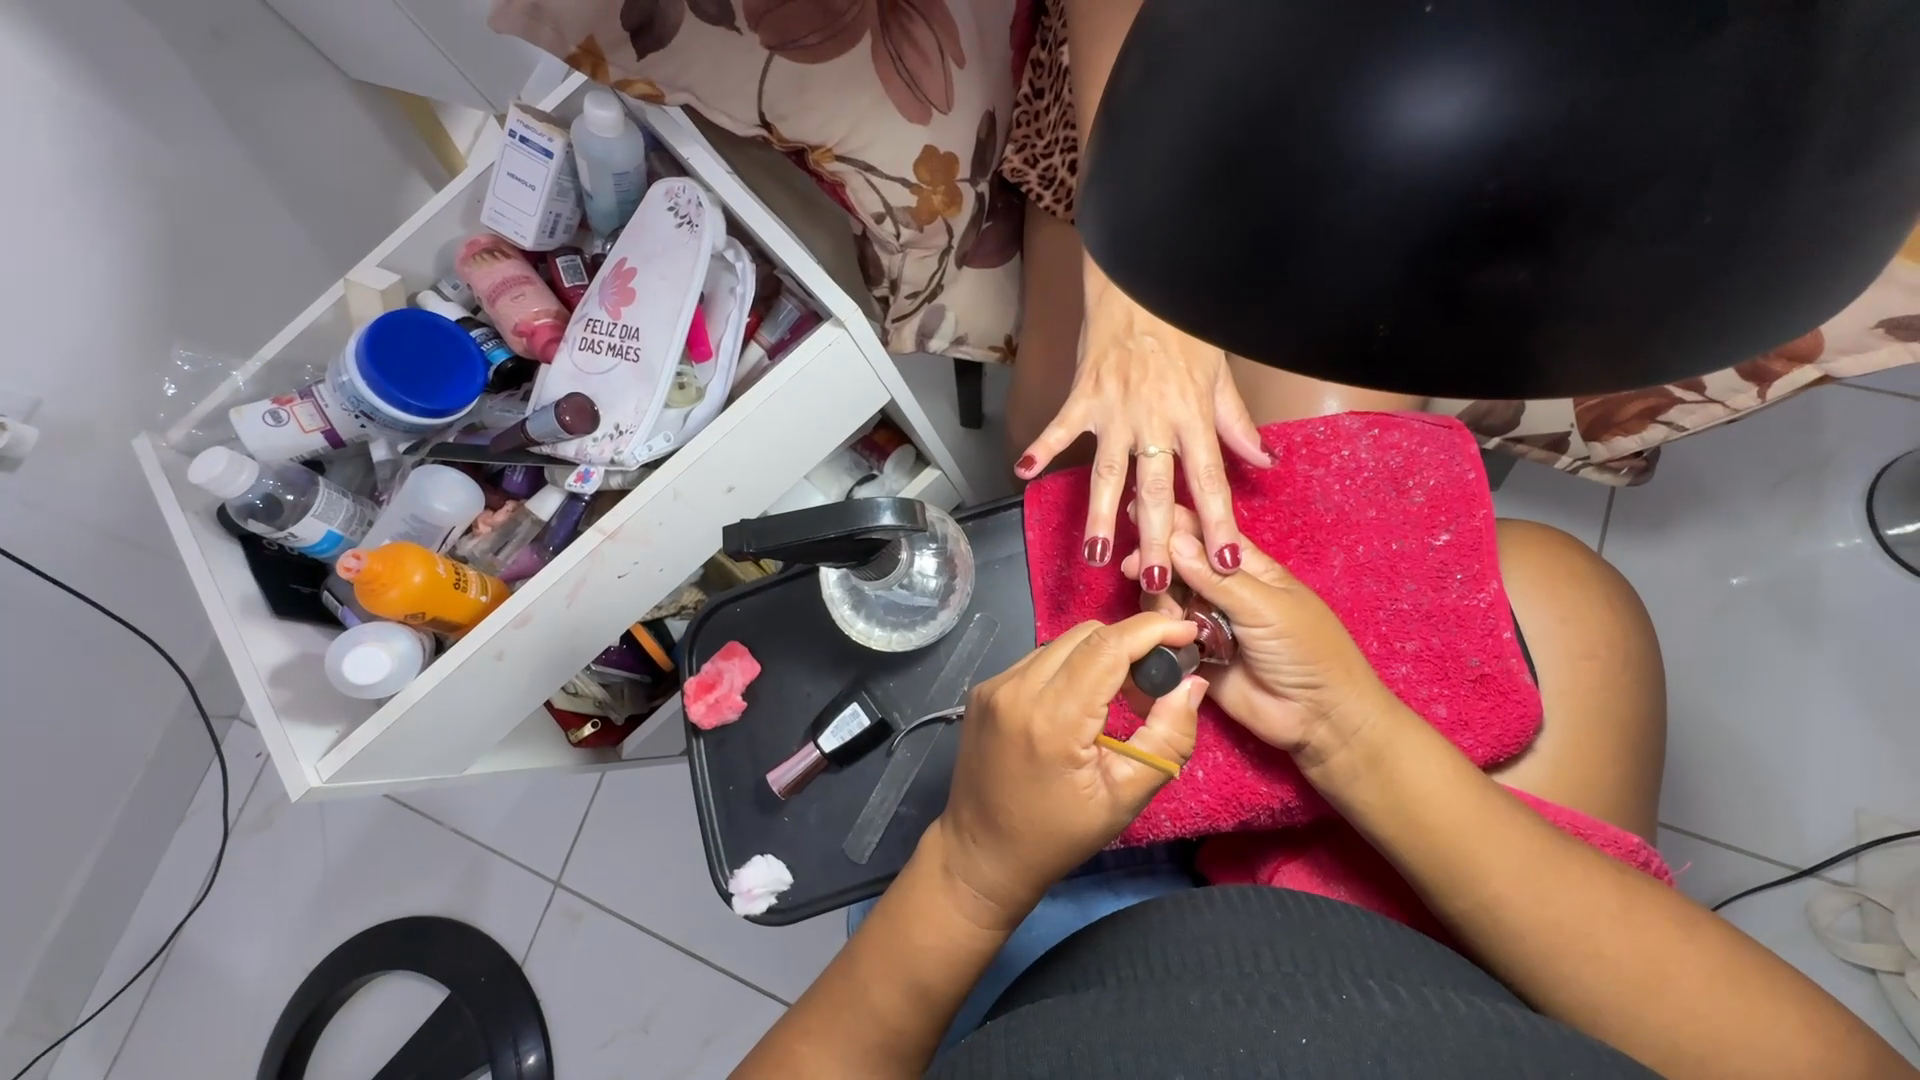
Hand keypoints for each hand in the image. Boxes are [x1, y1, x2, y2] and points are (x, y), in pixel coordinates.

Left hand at [935, 613, 1207, 925]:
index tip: (1187, 634)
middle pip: (1086, 635)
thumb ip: (1166, 738)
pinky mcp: (985, 689)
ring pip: (1062, 643)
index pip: (1108, 646)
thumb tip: (1191, 683)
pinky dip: (1070, 667)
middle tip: (1155, 683)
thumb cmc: (1057, 836)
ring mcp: (995, 685)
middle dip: (1130, 645)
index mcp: (1052, 720)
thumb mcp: (1125, 797)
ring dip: (1100, 656)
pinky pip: (1039, 659)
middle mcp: (1017, 689)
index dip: (1152, 631)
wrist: (980, 854)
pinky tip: (1082, 702)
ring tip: (1121, 697)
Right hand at [1015, 257, 1270, 591]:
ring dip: (1101, 512)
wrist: (1144, 284)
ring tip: (1096, 553)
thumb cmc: (1185, 330)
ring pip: (1108, 470)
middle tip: (1154, 579)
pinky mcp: (1084, 395)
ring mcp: (1116, 409)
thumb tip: (1263, 463)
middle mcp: (1155, 420)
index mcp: (1193, 416)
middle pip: (1156, 487)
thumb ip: (1236, 424)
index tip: (1225, 560)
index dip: (1217, 520)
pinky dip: (1042, 447)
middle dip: (1156, 536)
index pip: (1210, 478)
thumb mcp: (1219, 375)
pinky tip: (1024, 473)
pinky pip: (1061, 426)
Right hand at [1122, 507, 1393, 768]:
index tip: (1141, 513)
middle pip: (1178, 565)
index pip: (1206, 535)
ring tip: (1162, 608)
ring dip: (1157, 597)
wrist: (1318, 717)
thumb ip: (1216, 577)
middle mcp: (1222, 591)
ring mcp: (1206, 623)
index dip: (1175, 523)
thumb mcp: (1265, 605)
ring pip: (1166, 598)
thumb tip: (1174, 538)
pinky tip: (1157, 630)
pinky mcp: (1194, 655)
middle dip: (1156, 562)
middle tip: (1135, 567)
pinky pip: (1166, 635)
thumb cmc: (1307, 649)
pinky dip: (1157, 630)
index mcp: (1246, 567)